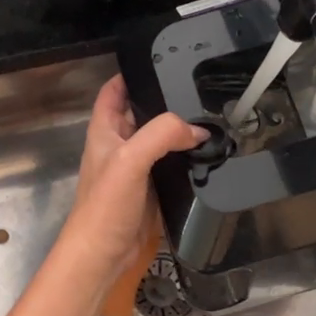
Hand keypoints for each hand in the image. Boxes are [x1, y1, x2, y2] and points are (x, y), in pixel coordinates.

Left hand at [55, 76, 204, 282]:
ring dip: (180, 131)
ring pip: (160, 140)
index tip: (159, 60)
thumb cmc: (105, 207)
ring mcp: (136, 169)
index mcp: (104, 131)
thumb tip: (197, 130)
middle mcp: (119, 145)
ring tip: (212, 116)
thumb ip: (162, 135)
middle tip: (199, 89)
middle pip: (142, 112)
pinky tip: (208, 154)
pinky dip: (187, 159)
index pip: (114, 90)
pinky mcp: (151, 190)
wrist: (103, 255)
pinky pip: (171, 166)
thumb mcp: (130, 160)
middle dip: (165, 101)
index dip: (131, 73)